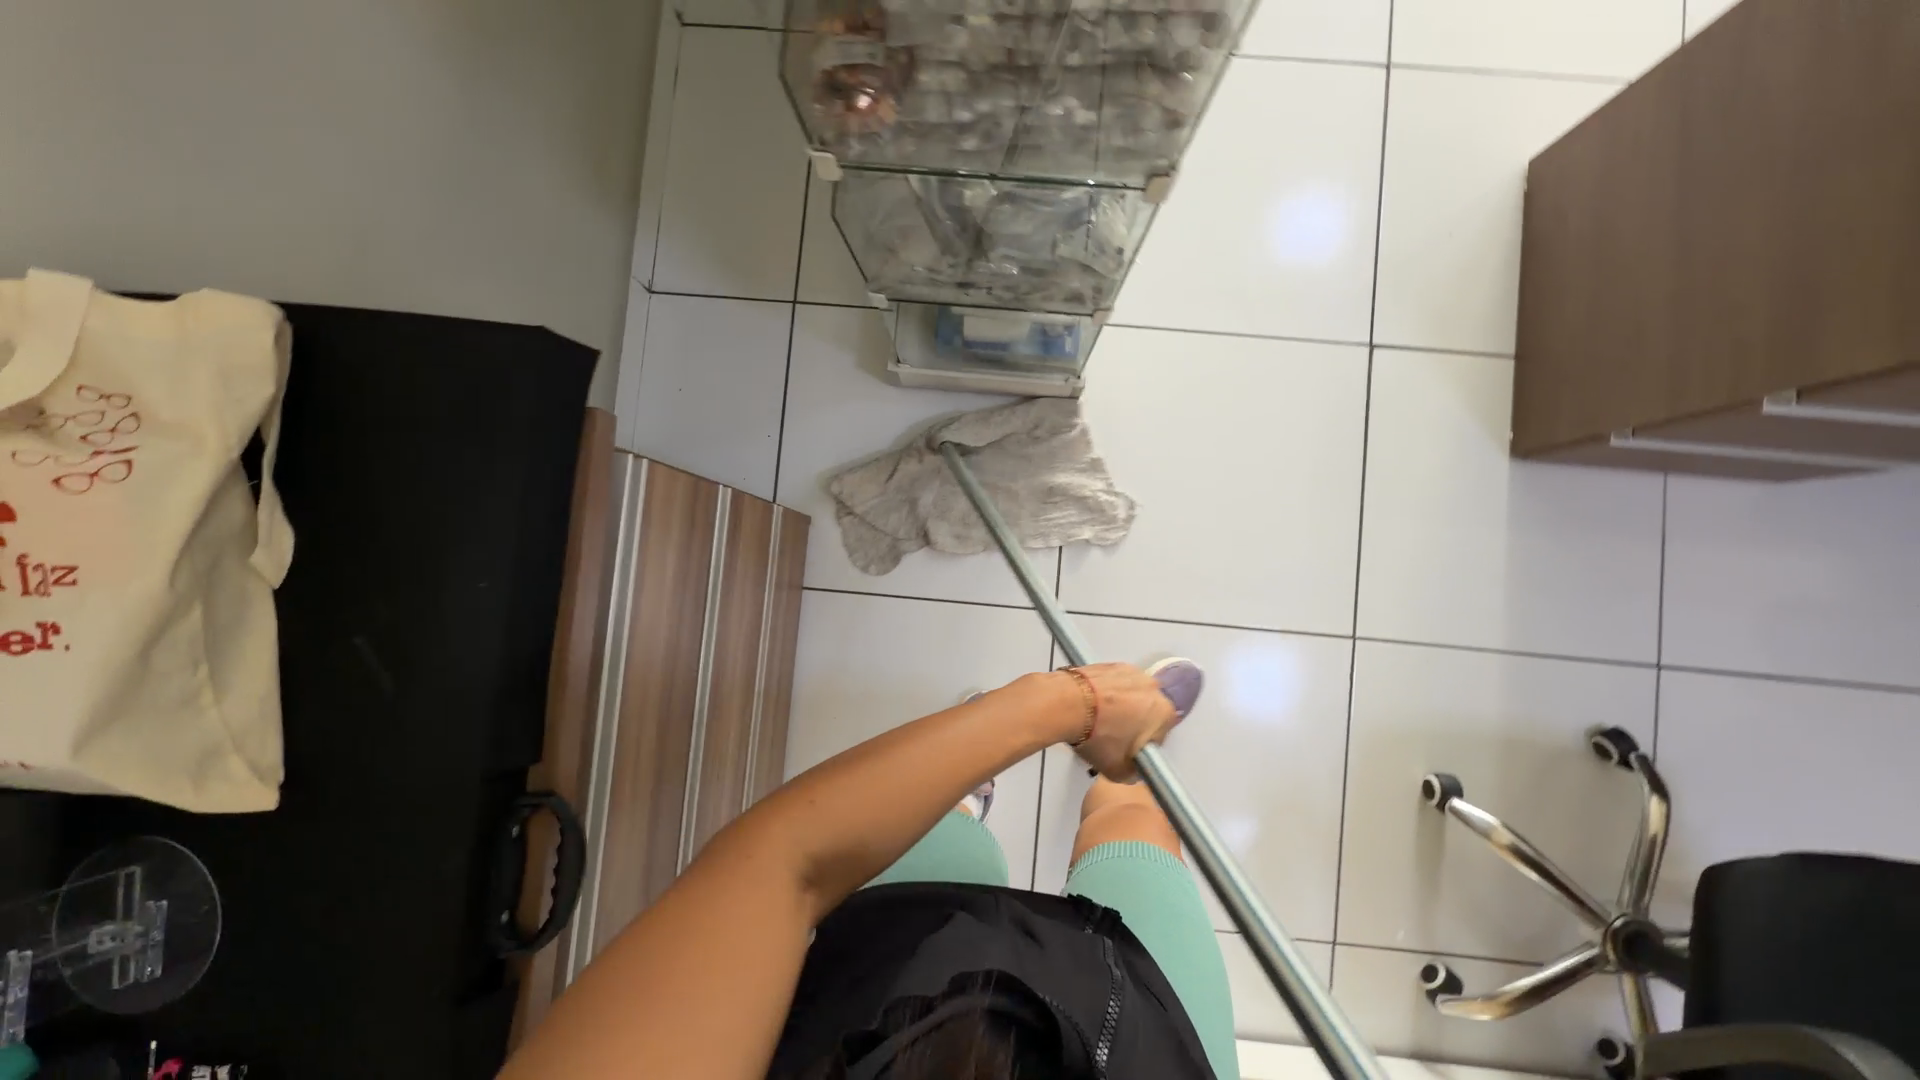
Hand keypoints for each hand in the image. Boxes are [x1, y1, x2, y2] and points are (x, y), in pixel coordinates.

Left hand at [1065, 663, 1179, 781]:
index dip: (1141, 748)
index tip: (1124, 753)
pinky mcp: (1109, 663)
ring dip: (1119, 707)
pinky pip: (1112, 684)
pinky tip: (1088, 705)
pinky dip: (1104, 693)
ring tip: (1095, 721)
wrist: (1066, 703)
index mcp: (1164, 713)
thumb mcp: (1119, 772)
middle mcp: (1153, 687)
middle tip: (1109, 737)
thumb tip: (1132, 768)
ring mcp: (1131, 671)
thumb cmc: (1098, 737)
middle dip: (1132, 724)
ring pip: (1129, 696)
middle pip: (1146, 712)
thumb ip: (1134, 772)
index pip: (1159, 736)